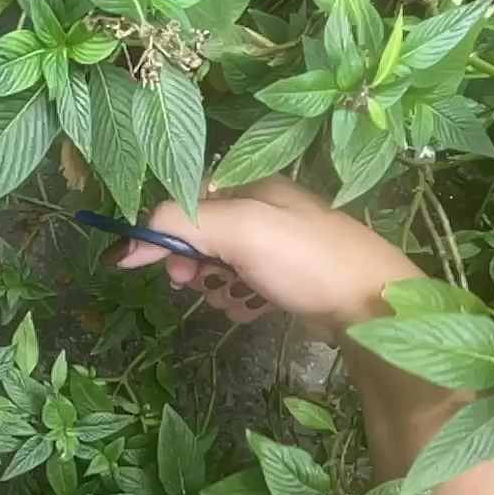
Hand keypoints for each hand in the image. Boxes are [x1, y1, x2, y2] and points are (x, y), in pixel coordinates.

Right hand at [107, 176, 422, 332]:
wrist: (369, 305)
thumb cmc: (305, 259)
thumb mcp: (240, 230)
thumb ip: (179, 225)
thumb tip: (124, 245)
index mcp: (248, 187)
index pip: (181, 204)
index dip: (156, 234)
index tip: (133, 265)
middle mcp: (259, 210)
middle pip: (196, 238)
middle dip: (191, 264)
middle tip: (197, 281)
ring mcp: (272, 246)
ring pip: (215, 268)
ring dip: (216, 288)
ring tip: (237, 296)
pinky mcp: (282, 278)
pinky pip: (239, 288)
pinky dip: (238, 301)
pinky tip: (254, 307)